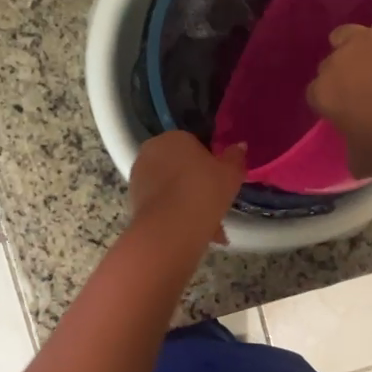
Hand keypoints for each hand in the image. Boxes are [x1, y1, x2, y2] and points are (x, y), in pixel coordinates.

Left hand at [129, 131, 246, 246]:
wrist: (171, 228)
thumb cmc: (204, 191)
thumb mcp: (230, 173)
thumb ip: (235, 157)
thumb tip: (239, 147)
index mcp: (173, 138)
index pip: (193, 145)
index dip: (209, 164)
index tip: (220, 181)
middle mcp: (150, 153)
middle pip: (179, 168)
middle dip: (196, 185)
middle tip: (215, 204)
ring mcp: (138, 179)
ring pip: (170, 190)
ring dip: (186, 204)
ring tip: (209, 227)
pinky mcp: (133, 203)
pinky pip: (161, 206)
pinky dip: (175, 217)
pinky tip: (194, 233)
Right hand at [307, 24, 371, 176]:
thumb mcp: (361, 162)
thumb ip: (348, 147)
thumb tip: (354, 143)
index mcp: (324, 93)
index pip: (315, 94)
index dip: (329, 104)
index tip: (344, 115)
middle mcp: (338, 60)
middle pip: (330, 64)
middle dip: (342, 76)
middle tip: (364, 94)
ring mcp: (368, 40)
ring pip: (349, 37)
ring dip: (356, 50)